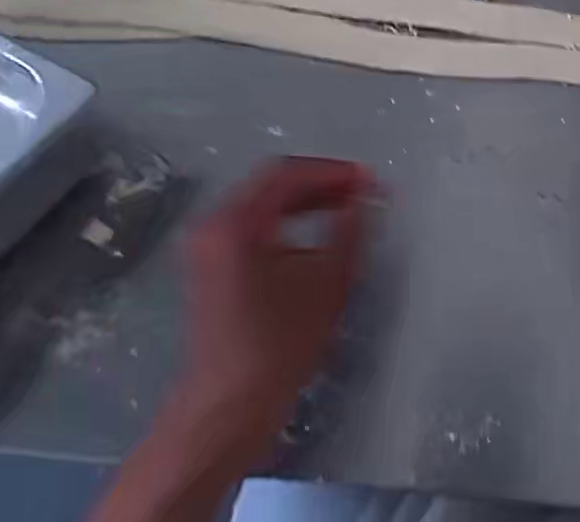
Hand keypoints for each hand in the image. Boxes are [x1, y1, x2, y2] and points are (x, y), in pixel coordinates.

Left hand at [171, 156, 372, 458]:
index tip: (369, 180)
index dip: (333, 171)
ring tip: (348, 210)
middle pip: (275, 183)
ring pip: (266, 203)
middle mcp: (215, 225)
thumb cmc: (279, 343)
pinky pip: (257, 224)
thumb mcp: (328, 280)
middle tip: (363, 193)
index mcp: (237, 222)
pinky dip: (290, 221)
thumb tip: (369, 194)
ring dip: (309, 201)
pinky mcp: (213, 265)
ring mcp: (209, 246)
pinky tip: (319, 237)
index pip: (288, 172)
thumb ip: (351, 228)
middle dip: (323, 184)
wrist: (227, 409)